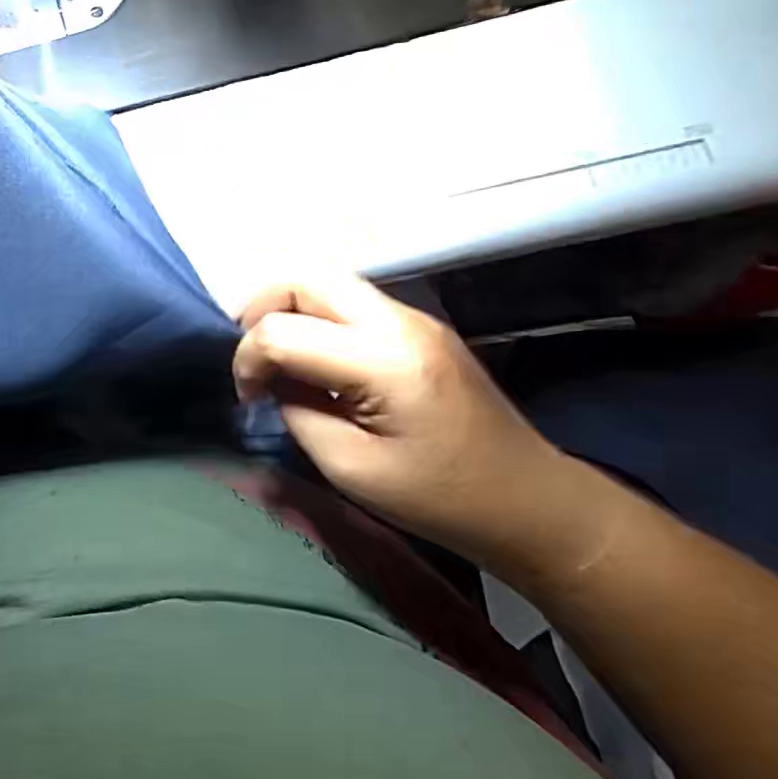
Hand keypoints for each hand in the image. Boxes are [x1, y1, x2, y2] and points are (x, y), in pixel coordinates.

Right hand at [233, 277, 634, 580]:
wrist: (530, 502)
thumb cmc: (438, 498)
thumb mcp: (347, 468)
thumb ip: (297, 412)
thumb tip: (273, 380)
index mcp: (384, 360)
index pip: (282, 330)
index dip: (247, 360)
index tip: (248, 397)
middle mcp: (399, 321)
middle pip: (304, 276)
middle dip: (259, 311)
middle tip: (253, 360)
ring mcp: (413, 318)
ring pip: (326, 282)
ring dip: (287, 312)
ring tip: (277, 361)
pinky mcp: (418, 327)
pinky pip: (348, 303)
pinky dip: (314, 321)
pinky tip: (313, 363)